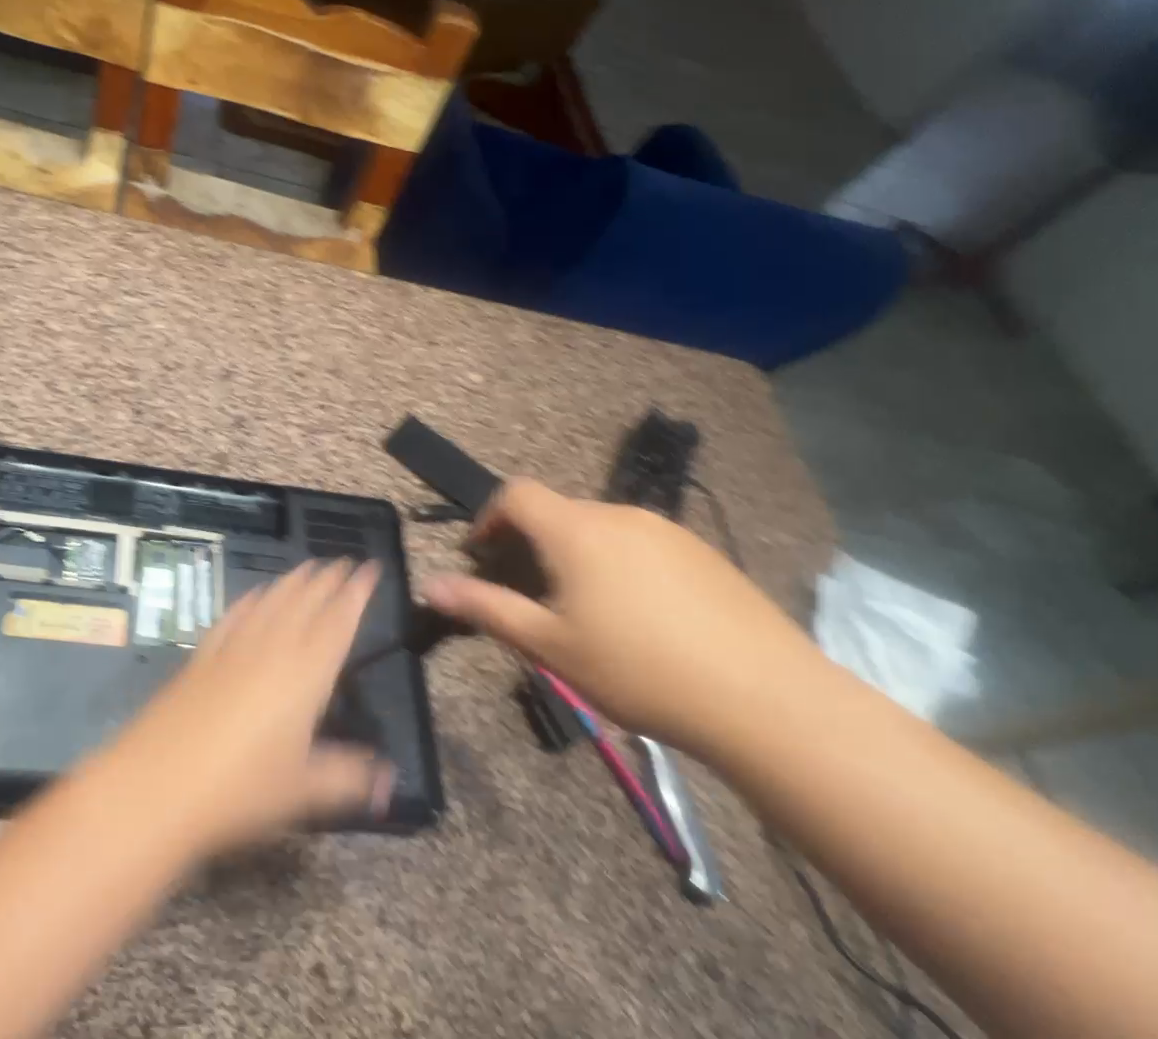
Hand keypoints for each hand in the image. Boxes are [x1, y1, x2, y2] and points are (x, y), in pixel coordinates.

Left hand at [94, 560, 393, 856]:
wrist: (154, 785)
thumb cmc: (240, 789)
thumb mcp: (303, 790)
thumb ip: (348, 778)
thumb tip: (388, 782)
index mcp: (305, 675)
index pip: (337, 622)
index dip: (356, 593)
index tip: (371, 567)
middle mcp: (270, 651)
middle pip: (303, 604)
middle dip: (325, 580)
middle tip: (343, 561)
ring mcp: (230, 652)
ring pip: (268, 605)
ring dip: (290, 583)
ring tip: (307, 568)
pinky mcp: (199, 661)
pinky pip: (231, 619)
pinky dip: (247, 602)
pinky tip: (252, 595)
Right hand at [420, 480, 828, 748]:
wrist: (763, 697)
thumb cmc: (637, 670)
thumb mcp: (549, 645)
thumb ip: (486, 608)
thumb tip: (428, 584)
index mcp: (577, 530)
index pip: (516, 493)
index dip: (487, 518)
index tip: (481, 558)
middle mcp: (622, 516)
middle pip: (558, 512)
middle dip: (529, 544)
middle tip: (525, 598)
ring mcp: (670, 532)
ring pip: (601, 530)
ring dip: (573, 557)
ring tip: (580, 614)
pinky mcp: (704, 554)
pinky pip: (641, 546)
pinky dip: (616, 567)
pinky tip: (636, 621)